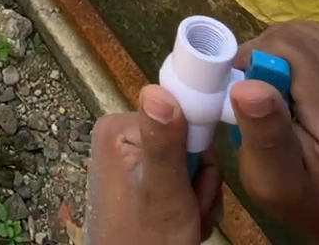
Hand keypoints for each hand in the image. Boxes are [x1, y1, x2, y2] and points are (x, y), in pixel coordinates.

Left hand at [85, 85, 220, 244]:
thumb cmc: (146, 242)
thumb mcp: (162, 193)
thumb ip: (163, 143)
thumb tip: (158, 89)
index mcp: (118, 127)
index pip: (181, 116)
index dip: (200, 154)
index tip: (194, 186)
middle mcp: (122, 136)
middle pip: (188, 143)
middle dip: (199, 182)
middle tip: (190, 213)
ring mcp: (132, 160)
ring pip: (192, 166)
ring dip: (198, 199)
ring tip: (186, 224)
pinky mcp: (142, 180)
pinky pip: (183, 183)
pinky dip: (191, 208)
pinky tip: (183, 226)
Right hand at [231, 22, 318, 243]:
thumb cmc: (310, 201)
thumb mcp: (272, 182)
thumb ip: (262, 134)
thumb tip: (248, 87)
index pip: (288, 48)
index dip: (257, 60)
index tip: (247, 91)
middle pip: (300, 36)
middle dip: (270, 55)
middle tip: (263, 93)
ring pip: (313, 32)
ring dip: (289, 53)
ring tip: (287, 91)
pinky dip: (311, 53)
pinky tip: (312, 84)